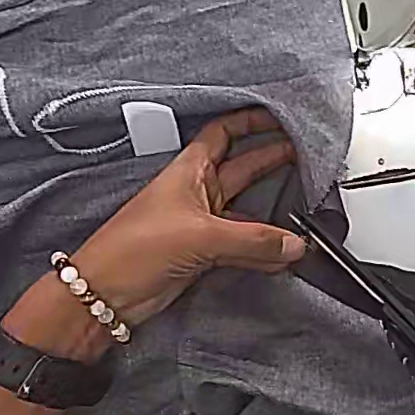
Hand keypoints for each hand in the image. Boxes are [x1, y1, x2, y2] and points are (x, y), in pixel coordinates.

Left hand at [4, 109, 306, 359]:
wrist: (107, 294)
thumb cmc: (132, 248)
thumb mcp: (199, 235)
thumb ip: (252, 240)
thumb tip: (293, 244)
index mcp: (189, 170)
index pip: (225, 133)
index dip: (251, 122)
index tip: (281, 119)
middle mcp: (197, 192)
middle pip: (243, 167)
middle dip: (273, 161)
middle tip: (307, 157)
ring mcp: (201, 223)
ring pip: (247, 211)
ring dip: (272, 213)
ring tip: (306, 207)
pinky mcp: (203, 253)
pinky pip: (243, 245)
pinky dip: (263, 249)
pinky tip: (283, 253)